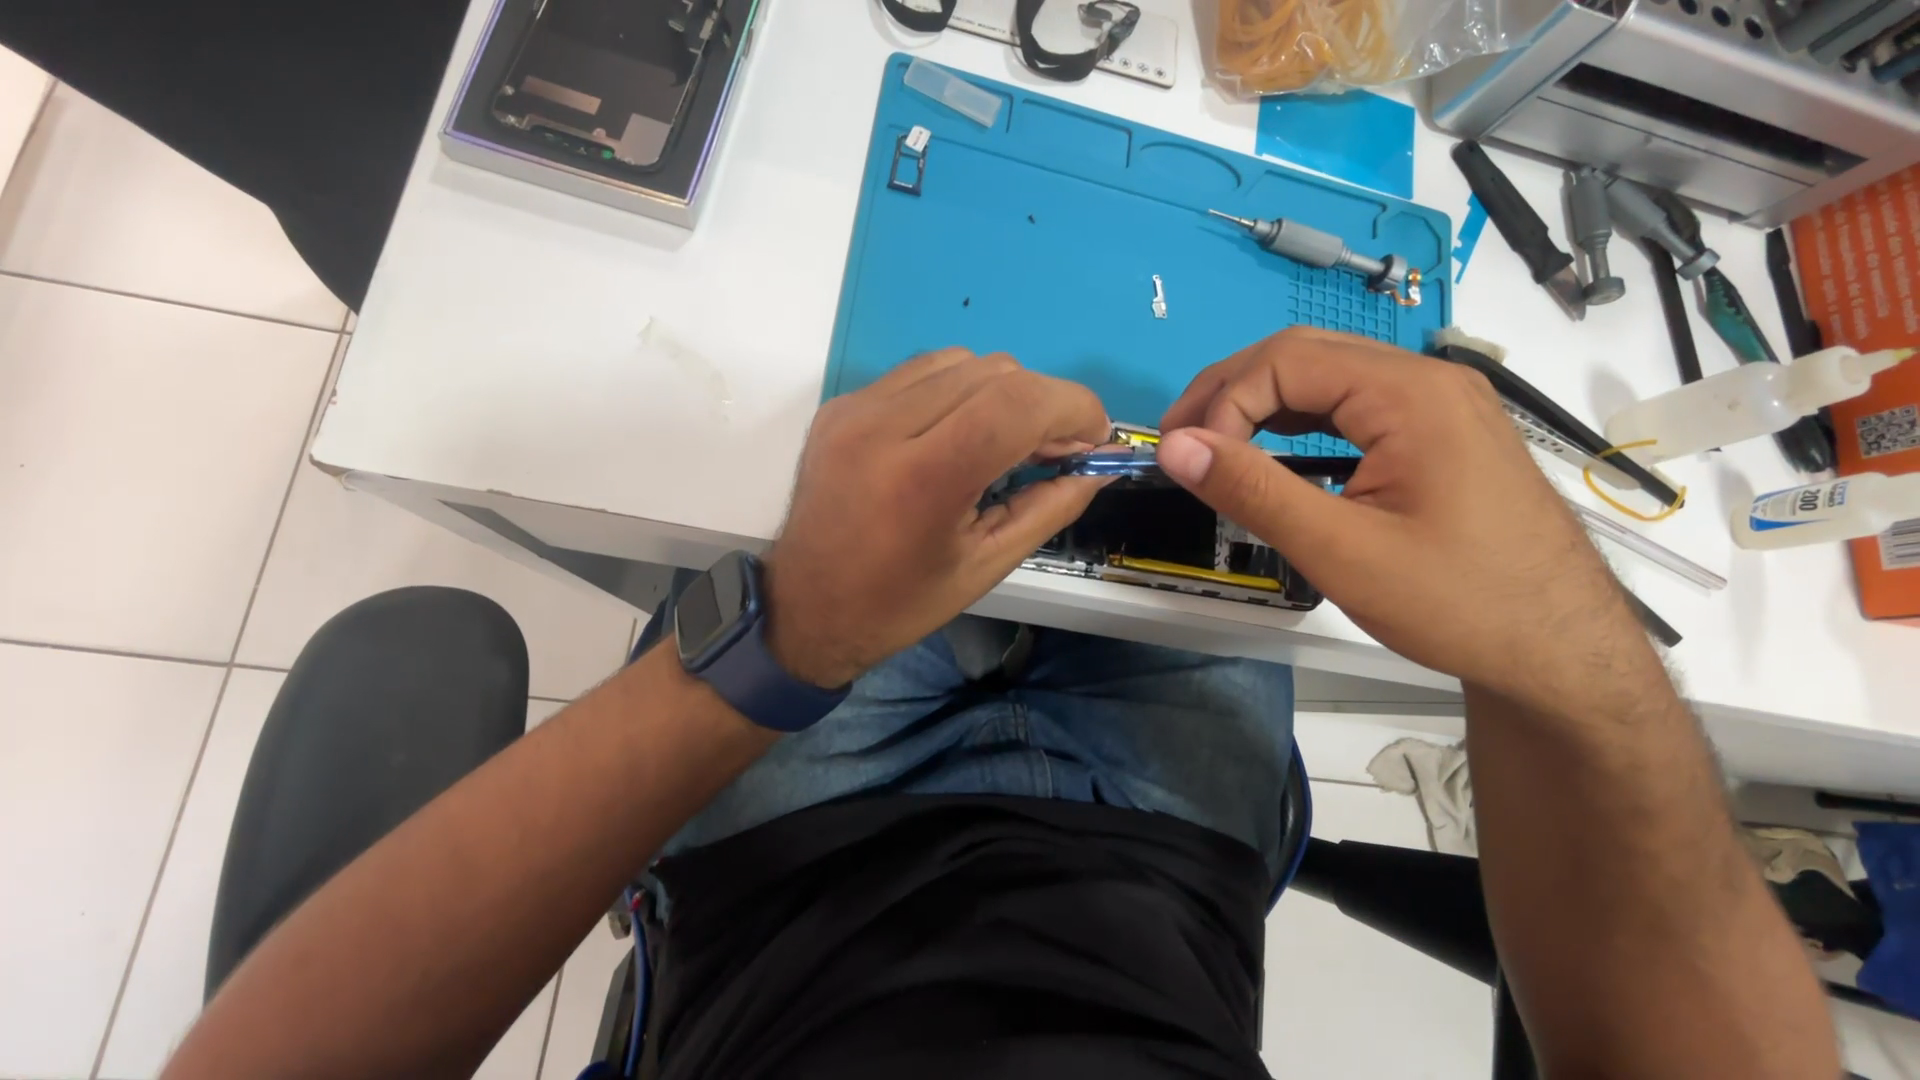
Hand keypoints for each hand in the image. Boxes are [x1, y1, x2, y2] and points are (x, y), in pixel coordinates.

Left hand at [763, 348, 1111, 687]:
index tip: (1094, 440)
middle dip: (1044, 403)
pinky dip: (959, 390)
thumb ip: (1050, 506)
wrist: (804, 608)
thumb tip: (1098, 466)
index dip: (1075, 409)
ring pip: (961, 360)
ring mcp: (856, 408)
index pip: (1018, 403)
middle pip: (996, 372)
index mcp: (923, 479)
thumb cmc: (899, 603)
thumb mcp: (986, 566)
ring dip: (1003, 392)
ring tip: (1006, 441)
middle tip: (1055, 451)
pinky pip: (921, 371)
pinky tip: (960, 431)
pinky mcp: (842, 404)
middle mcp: (883, 426)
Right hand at [1154, 327, 1647, 708]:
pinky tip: (1275, 455)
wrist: (1560, 652)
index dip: (1222, 402)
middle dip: (1231, 392)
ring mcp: (1440, 405)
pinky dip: (1301, 422)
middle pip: (1305, 355)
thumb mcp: (1341, 551)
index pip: (1286, 361)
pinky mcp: (1440, 434)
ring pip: (1328, 378)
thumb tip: (1173, 447)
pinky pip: (1355, 407)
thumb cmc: (1456, 603)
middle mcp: (1428, 381)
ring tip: (1214, 446)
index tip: (1189, 461)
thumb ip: (1253, 491)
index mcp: (1409, 394)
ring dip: (1262, 404)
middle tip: (1181, 442)